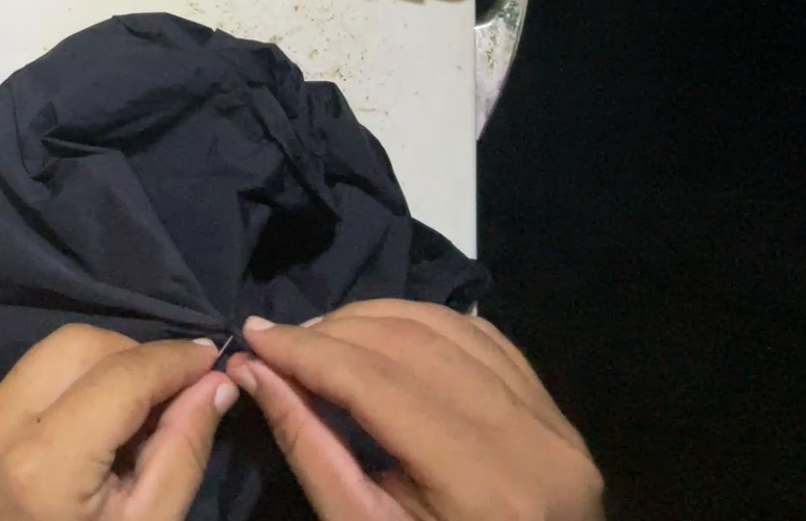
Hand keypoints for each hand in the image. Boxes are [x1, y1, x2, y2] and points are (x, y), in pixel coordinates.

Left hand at [0, 325, 237, 519]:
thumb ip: (181, 453)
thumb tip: (214, 382)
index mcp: (42, 464)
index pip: (119, 376)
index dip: (171, 359)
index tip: (210, 356)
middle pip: (79, 345)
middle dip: (135, 354)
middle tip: (175, 387)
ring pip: (54, 348)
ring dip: (106, 360)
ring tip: (141, 403)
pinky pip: (34, 370)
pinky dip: (76, 375)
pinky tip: (102, 412)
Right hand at [227, 300, 601, 520]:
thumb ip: (305, 441)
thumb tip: (250, 367)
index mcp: (487, 486)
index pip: (376, 383)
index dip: (306, 352)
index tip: (253, 335)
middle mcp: (533, 439)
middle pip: (408, 343)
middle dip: (330, 331)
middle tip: (279, 341)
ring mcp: (553, 421)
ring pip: (440, 325)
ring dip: (367, 318)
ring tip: (320, 338)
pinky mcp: (555, 411)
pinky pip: (475, 335)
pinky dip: (416, 322)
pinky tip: (379, 336)